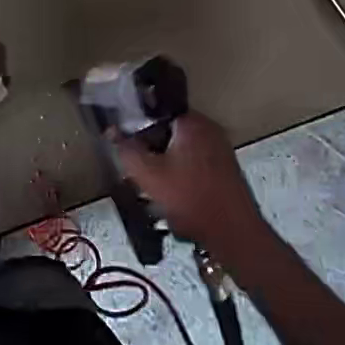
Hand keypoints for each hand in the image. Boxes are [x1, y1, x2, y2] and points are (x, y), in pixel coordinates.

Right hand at [112, 112, 266, 248]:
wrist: (231, 230)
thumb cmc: (190, 198)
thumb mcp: (148, 175)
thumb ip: (127, 150)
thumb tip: (113, 131)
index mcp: (192, 122)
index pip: (155, 113)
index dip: (137, 130)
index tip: (128, 148)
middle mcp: (210, 129)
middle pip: (169, 133)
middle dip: (152, 152)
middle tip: (141, 173)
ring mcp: (221, 149)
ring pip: (181, 152)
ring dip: (166, 168)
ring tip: (157, 190)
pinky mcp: (226, 169)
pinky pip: (196, 165)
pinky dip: (183, 177)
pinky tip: (176, 199)